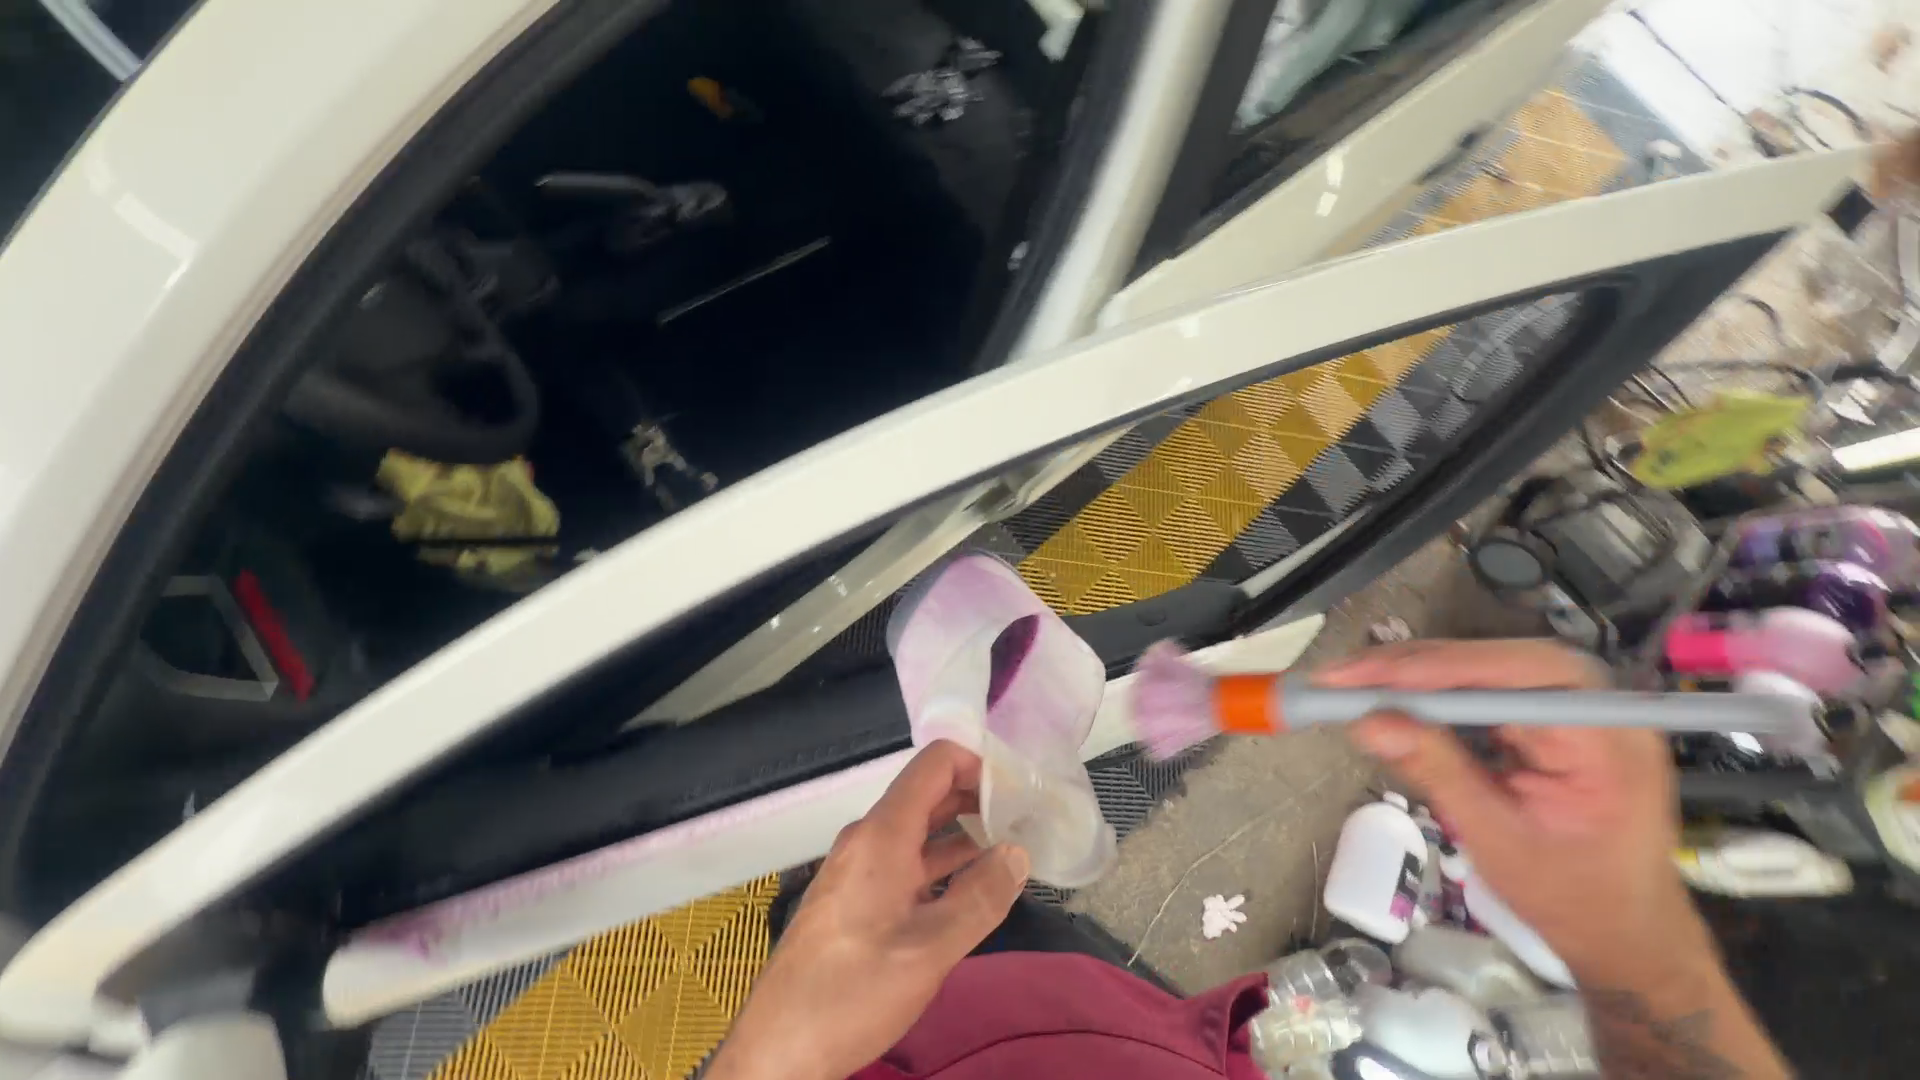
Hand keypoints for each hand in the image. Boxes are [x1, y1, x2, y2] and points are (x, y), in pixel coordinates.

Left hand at [707, 740, 1029, 1079]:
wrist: (778, 1050)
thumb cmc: (851, 993)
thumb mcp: (928, 951)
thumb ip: (979, 898)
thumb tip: (1018, 852)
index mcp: (882, 834)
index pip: (934, 764)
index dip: (979, 765)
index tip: (1019, 791)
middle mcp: (868, 839)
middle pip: (929, 794)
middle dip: (979, 798)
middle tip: (1027, 820)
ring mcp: (859, 868)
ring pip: (919, 831)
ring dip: (964, 834)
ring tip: (1012, 850)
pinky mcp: (856, 898)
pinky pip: (906, 861)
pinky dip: (942, 863)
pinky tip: (972, 887)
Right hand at [1318, 639, 1706, 984]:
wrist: (1619, 931)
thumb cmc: (1571, 895)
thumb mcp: (1498, 838)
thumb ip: (1437, 771)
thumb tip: (1369, 723)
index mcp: (1607, 736)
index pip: (1519, 674)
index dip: (1439, 667)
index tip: (1369, 676)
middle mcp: (1593, 707)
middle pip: (1492, 660)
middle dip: (1411, 665)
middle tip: (1340, 677)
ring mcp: (1567, 708)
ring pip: (1478, 668)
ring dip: (1410, 674)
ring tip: (1350, 684)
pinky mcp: (1540, 717)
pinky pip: (1477, 688)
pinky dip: (1425, 691)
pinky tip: (1385, 696)